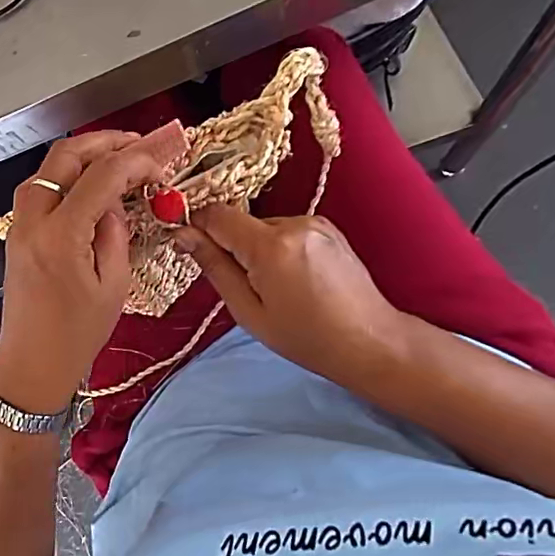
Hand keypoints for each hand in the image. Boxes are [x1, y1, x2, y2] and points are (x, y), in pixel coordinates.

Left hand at [0, 126, 186, 413]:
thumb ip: (116, 234)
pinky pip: (41, 188)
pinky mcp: (17, 233)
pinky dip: (67, 175)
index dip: (135, 161)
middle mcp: (33, 221)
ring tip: (117, 157)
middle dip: (104, 142)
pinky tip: (90, 182)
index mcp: (60, 236)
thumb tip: (115, 203)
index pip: (101, 176)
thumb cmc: (76, 335)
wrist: (31, 365)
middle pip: (64, 156)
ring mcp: (19, 225)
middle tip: (136, 143)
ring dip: (82, 154)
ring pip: (47, 168)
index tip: (159, 163)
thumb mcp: (113, 286)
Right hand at [175, 207, 411, 385]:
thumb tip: (184, 235)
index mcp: (270, 246)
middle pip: (242, 223)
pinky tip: (296, 279)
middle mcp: (293, 223)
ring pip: (264, 227)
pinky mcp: (328, 227)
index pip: (217, 215)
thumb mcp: (249, 312)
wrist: (371, 340)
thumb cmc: (306, 337)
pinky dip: (279, 249)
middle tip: (246, 287)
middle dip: (233, 247)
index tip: (189, 247)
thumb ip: (215, 268)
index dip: (197, 227)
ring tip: (278, 288)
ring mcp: (315, 222)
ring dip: (258, 250)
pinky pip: (286, 230)